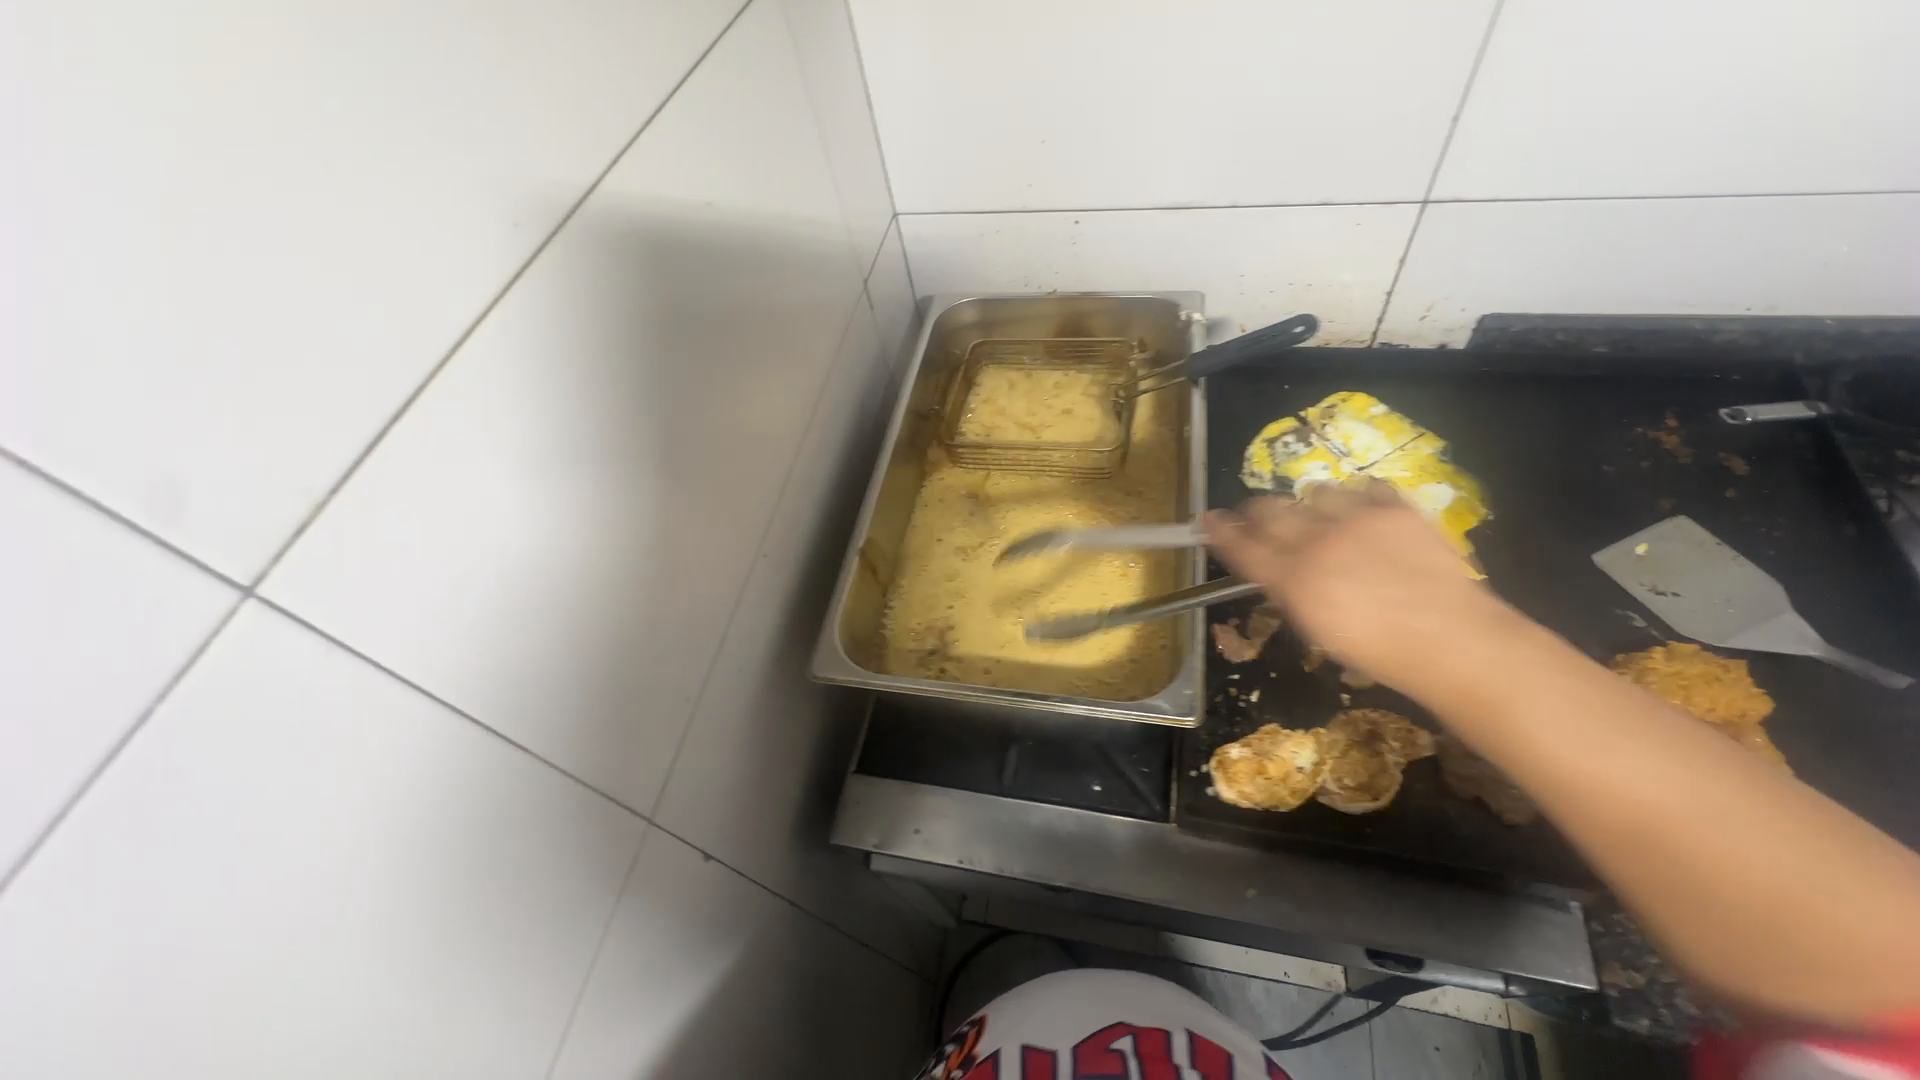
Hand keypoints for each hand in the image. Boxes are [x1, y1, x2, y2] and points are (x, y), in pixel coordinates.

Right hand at [1202, 482, 1518, 692]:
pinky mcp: (1394, 508)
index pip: (1242, 545)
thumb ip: (1289, 590)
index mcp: (1292, 577)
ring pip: (1315, 492)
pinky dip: (1357, 497)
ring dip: (1310, 504)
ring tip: (1321, 516)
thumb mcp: (1316, 627)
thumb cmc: (1378, 650)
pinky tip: (1361, 511)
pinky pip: (1364, 487)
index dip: (1220, 530)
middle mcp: (1316, 541)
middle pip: (1269, 510)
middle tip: (1257, 518)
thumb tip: (1276, 570)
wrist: (1449, 638)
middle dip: (1256, 512)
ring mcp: (1356, 519)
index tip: (1208, 521)